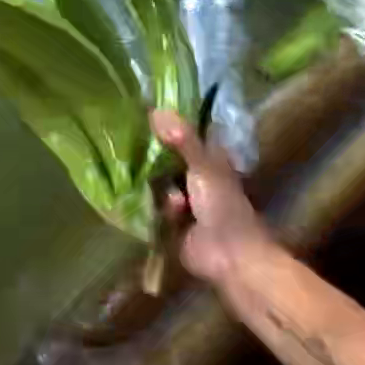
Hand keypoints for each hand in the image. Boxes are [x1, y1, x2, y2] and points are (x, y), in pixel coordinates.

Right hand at [152, 107, 276, 287]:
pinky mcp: (173, 224)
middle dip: (156, 158)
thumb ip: (182, 138)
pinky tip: (170, 215)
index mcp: (211, 158)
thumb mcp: (202, 165)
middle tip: (135, 149)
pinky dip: (159, 210)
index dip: (170, 125)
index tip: (147, 114)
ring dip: (162, 190)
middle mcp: (198, 175)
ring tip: (176, 201)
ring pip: (161, 184)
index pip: (188, 134)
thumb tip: (155, 109)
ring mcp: (185, 200)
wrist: (229, 256)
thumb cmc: (222, 205)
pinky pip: (156, 209)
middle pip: (170, 158)